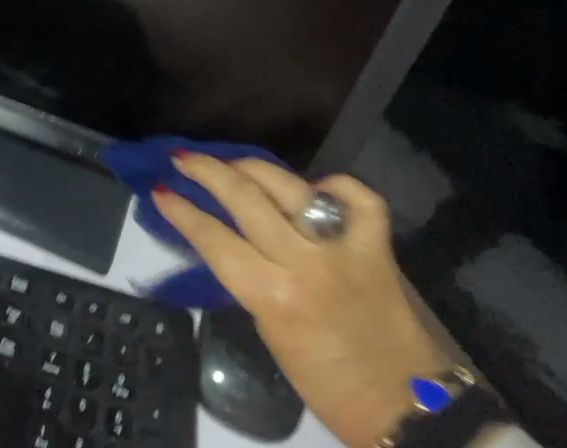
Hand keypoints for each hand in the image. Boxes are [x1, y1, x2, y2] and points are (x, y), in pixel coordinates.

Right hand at [154, 155, 448, 447]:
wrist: (406, 407)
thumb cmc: (324, 383)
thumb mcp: (268, 331)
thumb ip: (250, 280)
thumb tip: (227, 241)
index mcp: (271, 295)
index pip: (213, 238)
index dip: (181, 210)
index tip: (161, 190)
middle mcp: (304, 263)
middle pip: (245, 198)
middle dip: (207, 172)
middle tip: (184, 159)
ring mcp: (343, 250)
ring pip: (290, 187)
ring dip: (252, 167)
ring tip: (232, 162)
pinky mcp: (378, 249)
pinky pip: (357, 200)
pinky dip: (335, 186)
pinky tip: (316, 187)